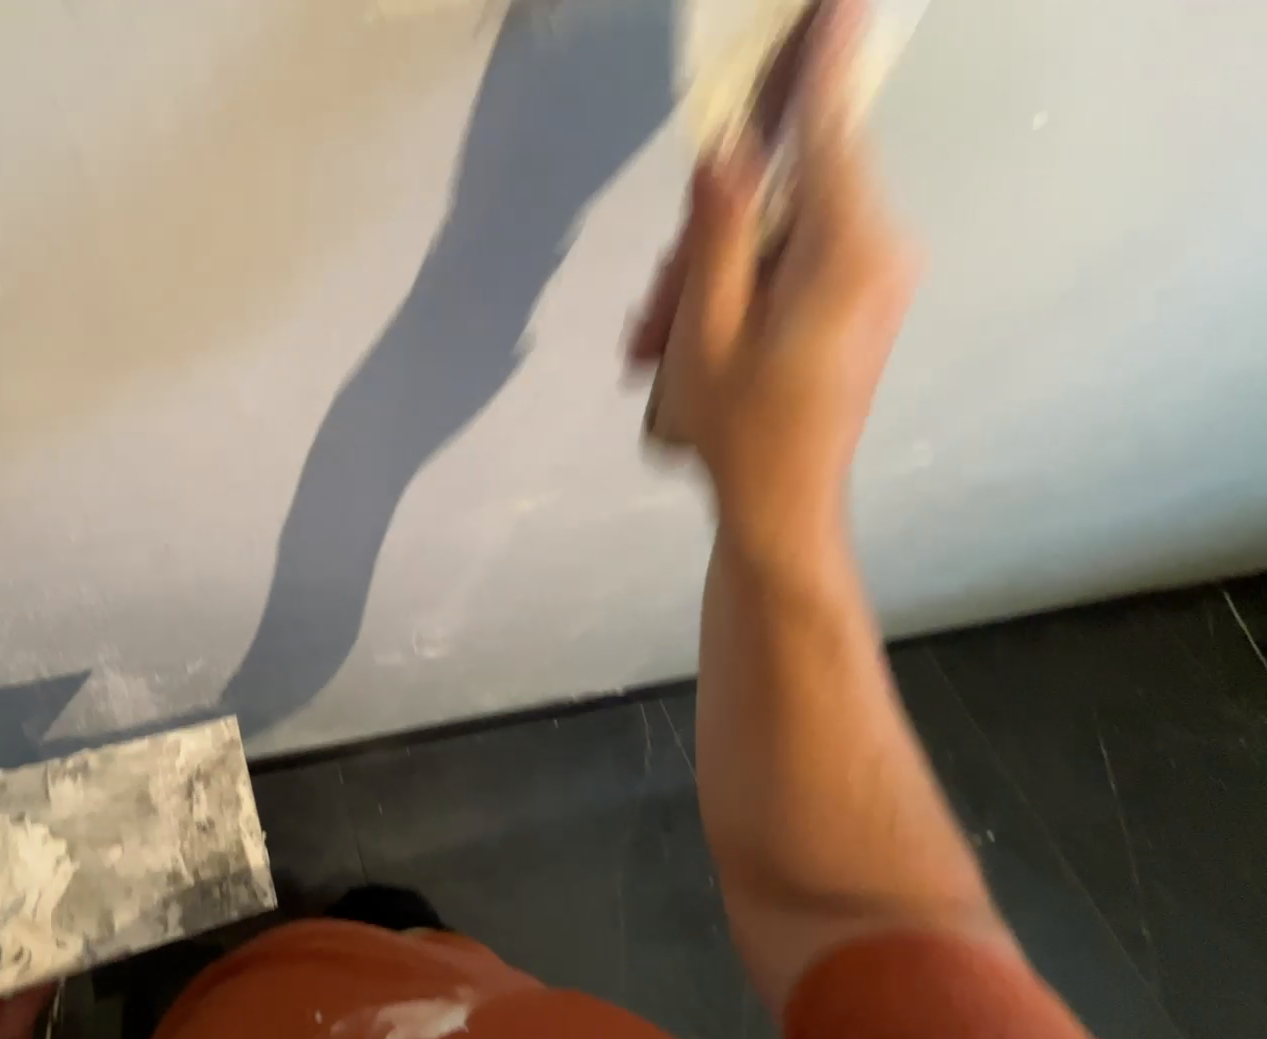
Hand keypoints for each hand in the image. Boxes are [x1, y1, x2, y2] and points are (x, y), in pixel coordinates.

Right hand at [629, 0, 918, 552]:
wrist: (781, 506)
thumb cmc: (739, 427)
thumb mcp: (706, 329)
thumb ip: (717, 235)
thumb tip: (726, 153)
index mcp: (845, 251)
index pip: (832, 133)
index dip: (823, 65)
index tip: (837, 1)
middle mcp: (873, 253)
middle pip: (778, 202)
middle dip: (701, 249)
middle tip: (646, 321)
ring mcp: (867, 281)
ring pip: (769, 242)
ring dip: (701, 285)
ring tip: (650, 351)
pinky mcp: (851, 305)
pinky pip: (781, 272)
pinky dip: (727, 298)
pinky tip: (681, 349)